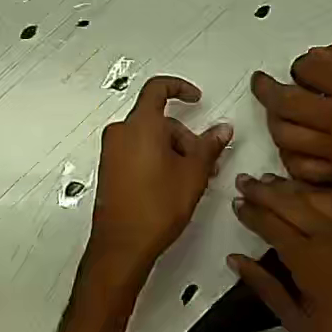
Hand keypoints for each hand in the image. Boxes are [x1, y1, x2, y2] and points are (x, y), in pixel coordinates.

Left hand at [89, 75, 233, 276]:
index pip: (157, 88)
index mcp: (140, 125)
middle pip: (158, 120)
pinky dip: (156, 158)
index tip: (195, 97)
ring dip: (172, 150)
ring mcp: (112, 150)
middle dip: (184, 137)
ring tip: (190, 179)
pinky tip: (171, 183)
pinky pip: (136, 151)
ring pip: (149, 137)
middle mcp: (121, 132)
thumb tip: (222, 130)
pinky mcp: (110, 167)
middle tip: (205, 162)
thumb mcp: (193, 174)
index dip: (179, 88)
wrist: (123, 243)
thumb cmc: (154, 209)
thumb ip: (209, 146)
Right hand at [227, 175, 331, 331]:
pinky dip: (325, 192)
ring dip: (291, 186)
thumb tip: (235, 259)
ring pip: (317, 196)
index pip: (271, 224)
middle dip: (264, 191)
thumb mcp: (297, 321)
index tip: (235, 203)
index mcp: (309, 259)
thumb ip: (265, 285)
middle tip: (243, 180)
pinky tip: (311, 190)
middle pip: (291, 203)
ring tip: (269, 179)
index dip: (251, 213)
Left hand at [251, 42, 331, 193]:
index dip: (299, 65)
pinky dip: (288, 154)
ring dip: (274, 121)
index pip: (306, 69)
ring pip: (285, 135)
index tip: (301, 68)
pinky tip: (291, 144)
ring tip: (276, 112)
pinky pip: (299, 166)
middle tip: (261, 84)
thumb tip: (317, 56)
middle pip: (285, 102)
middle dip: (266, 90)